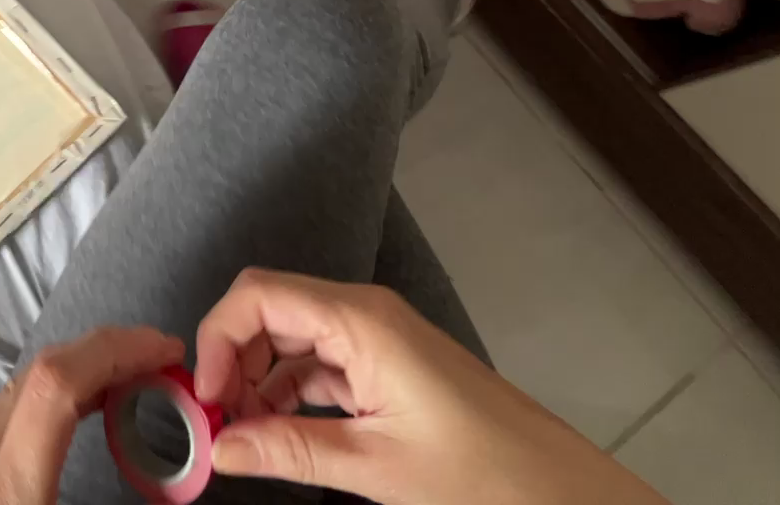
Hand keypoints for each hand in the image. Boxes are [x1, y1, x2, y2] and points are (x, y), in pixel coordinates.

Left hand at [0, 326, 182, 504]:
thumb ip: (110, 500)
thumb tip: (171, 491)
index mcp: (1, 488)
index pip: (56, 384)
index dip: (116, 352)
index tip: (166, 350)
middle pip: (44, 368)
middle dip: (109, 349)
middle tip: (164, 356)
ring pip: (27, 380)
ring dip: (86, 364)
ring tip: (138, 372)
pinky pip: (15, 404)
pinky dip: (61, 389)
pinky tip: (91, 403)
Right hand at [195, 268, 669, 504]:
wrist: (575, 498)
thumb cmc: (483, 475)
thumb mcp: (378, 467)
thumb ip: (290, 449)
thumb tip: (217, 448)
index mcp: (358, 318)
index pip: (258, 295)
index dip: (218, 337)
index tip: (204, 396)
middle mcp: (360, 312)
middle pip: (268, 309)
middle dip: (234, 357)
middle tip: (218, 419)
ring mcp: (374, 335)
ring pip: (291, 337)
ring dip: (260, 379)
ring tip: (244, 433)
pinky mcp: (385, 362)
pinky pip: (319, 362)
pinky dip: (291, 391)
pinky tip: (279, 429)